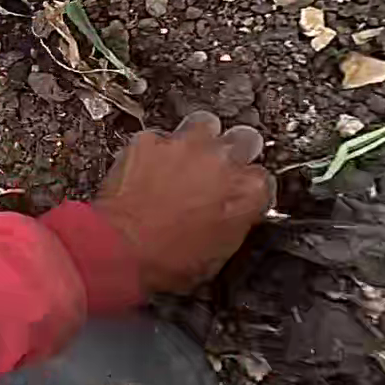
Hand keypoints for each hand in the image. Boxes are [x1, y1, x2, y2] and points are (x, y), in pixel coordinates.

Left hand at [93, 111, 271, 293]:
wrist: (121, 248)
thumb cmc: (168, 259)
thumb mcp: (220, 251)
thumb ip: (236, 219)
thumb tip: (236, 213)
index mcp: (247, 191)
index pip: (262, 177)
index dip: (248, 186)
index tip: (237, 192)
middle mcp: (222, 160)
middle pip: (242, 141)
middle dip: (233, 153)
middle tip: (216, 170)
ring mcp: (185, 145)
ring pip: (204, 125)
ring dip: (199, 139)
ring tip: (187, 158)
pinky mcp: (151, 140)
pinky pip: (160, 138)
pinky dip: (157, 150)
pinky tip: (150, 167)